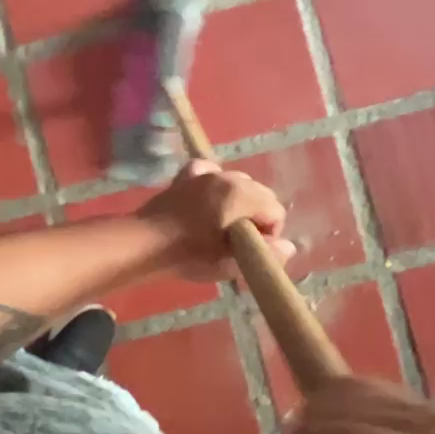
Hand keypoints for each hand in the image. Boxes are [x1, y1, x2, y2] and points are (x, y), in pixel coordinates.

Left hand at [138, 160, 294, 280]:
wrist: (145, 244)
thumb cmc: (191, 255)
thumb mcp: (231, 262)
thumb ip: (266, 254)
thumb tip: (288, 246)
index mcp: (243, 195)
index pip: (275, 211)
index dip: (269, 233)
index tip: (251, 248)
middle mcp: (226, 177)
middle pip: (259, 194)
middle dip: (256, 215)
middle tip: (237, 239)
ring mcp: (203, 174)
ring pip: (236, 182)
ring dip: (237, 200)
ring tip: (222, 223)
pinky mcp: (184, 177)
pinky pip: (208, 171)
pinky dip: (213, 181)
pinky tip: (208, 198)